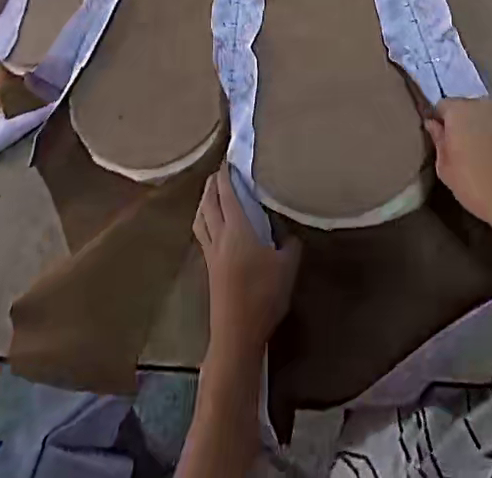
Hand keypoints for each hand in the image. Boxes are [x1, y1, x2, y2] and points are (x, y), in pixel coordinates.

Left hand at [193, 167, 300, 353]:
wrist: (237, 332)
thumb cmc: (264, 295)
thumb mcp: (288, 266)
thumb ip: (290, 242)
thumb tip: (288, 229)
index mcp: (237, 230)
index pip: (227, 195)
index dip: (225, 175)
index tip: (227, 160)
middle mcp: (219, 236)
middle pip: (209, 203)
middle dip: (212, 184)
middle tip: (219, 170)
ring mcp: (211, 252)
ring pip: (201, 218)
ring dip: (204, 200)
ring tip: (211, 192)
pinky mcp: (209, 267)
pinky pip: (202, 233)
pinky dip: (204, 218)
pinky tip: (211, 223)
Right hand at [425, 98, 491, 256]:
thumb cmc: (478, 187)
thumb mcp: (446, 169)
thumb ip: (438, 141)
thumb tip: (434, 124)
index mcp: (460, 110)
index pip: (441, 105)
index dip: (440, 122)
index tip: (443, 141)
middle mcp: (484, 103)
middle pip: (466, 107)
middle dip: (461, 123)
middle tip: (462, 150)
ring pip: (486, 115)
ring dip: (481, 127)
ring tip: (483, 154)